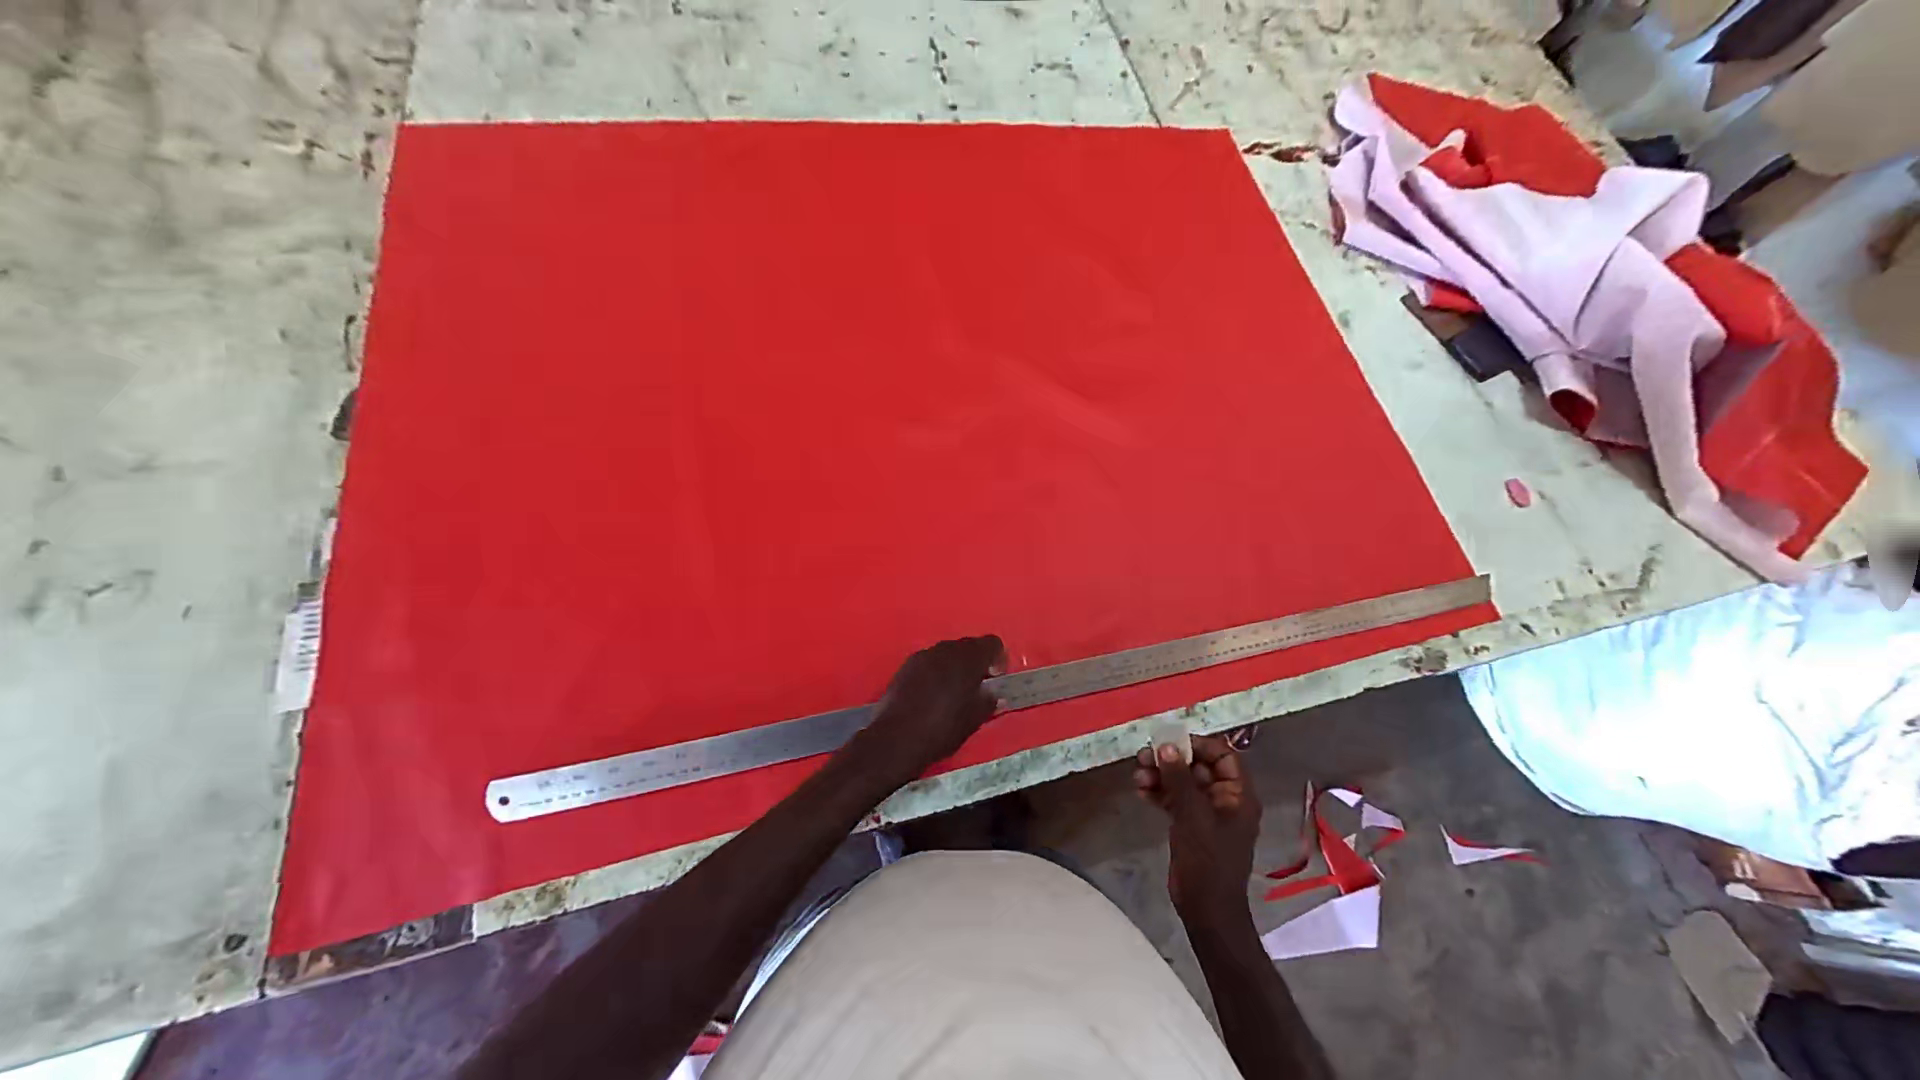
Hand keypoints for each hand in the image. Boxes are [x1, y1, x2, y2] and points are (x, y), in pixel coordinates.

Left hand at [851, 636, 1004, 785]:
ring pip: (947, 653)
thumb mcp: (974, 719)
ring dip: (955, 667)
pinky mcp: (905, 666)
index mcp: (967, 658)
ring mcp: (922, 656)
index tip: (996, 679)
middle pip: (968, 646)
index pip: (992, 643)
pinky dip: (936, 672)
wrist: (896, 739)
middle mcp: (945, 649)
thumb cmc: (943, 729)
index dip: (998, 659)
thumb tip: (995, 695)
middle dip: (976, 662)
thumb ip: (988, 702)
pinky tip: (933, 695)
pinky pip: (929, 662)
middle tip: (978, 687)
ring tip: (954, 692)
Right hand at [1134, 734, 1260, 922]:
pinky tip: (1140, 791)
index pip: (1224, 756)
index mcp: (1238, 795)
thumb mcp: (1193, 816)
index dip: (1199, 746)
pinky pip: (1174, 800)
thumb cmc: (1208, 860)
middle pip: (1198, 767)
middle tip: (1145, 756)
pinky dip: (1158, 793)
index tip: (1171, 742)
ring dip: (1160, 776)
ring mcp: (1206, 814)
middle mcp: (1224, 800)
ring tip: (1138, 776)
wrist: (1206, 907)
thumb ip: (1179, 779)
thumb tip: (1166, 746)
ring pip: (1183, 783)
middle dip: (1171, 760)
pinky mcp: (1189, 826)